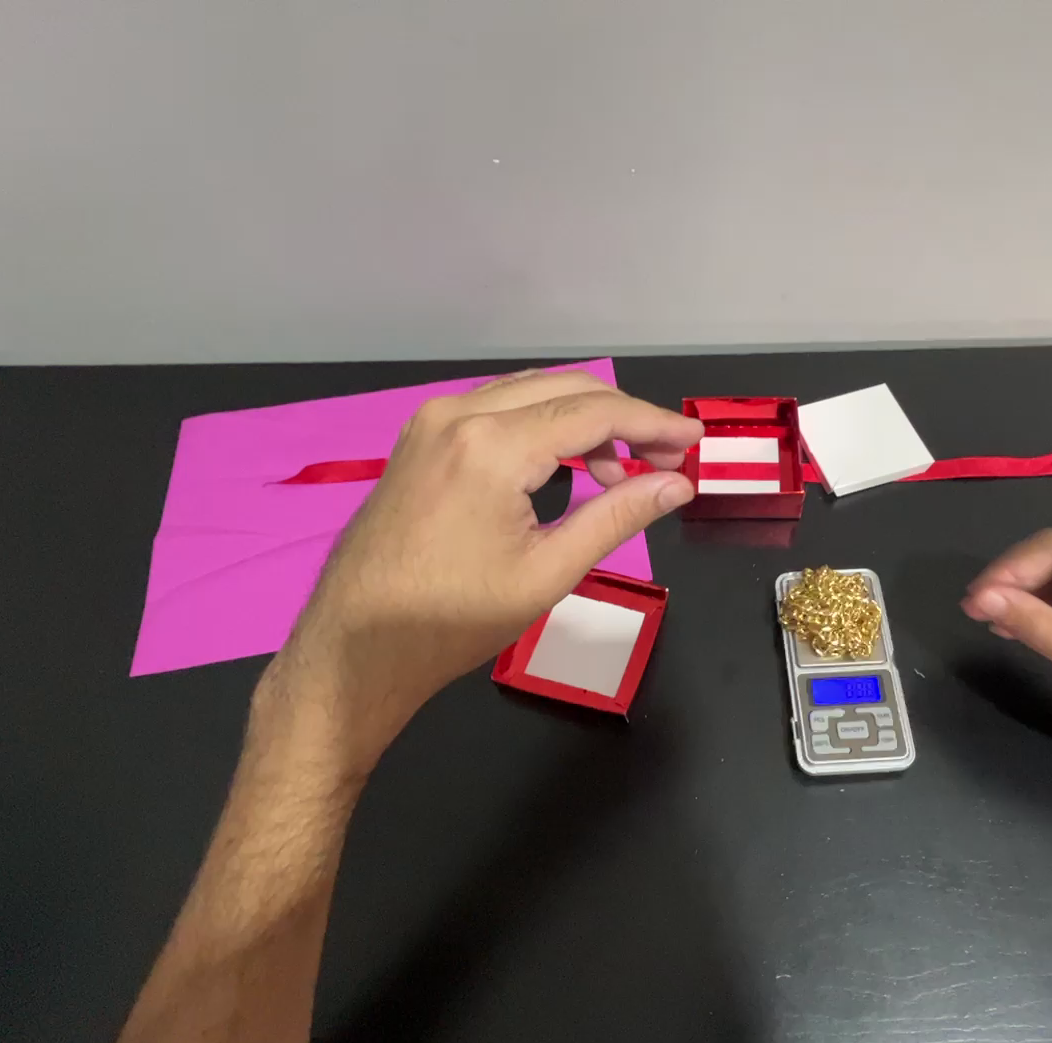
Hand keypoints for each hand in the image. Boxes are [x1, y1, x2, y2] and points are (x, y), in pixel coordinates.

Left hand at [256, 371, 702, 779]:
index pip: (595, 412)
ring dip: (584, 422)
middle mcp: (459, 414)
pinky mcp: (421, 438)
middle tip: (666, 458)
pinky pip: (498, 411)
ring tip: (618, 475)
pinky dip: (543, 428)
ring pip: (532, 395)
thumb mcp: (549, 572)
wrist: (357, 644)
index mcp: (492, 446)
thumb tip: (678, 485)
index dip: (653, 422)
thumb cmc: (455, 619)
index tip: (694, 440)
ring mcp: (433, 421)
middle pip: (566, 389)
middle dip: (624, 418)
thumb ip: (619, 516)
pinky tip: (564, 468)